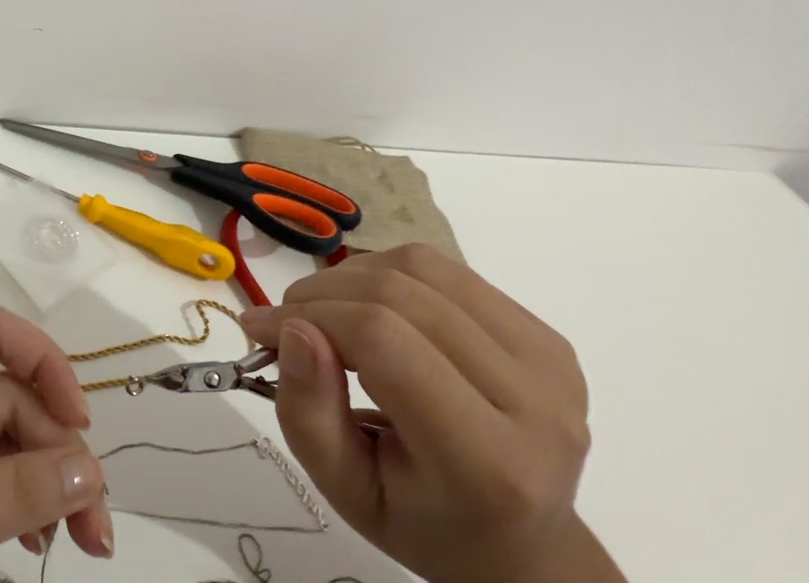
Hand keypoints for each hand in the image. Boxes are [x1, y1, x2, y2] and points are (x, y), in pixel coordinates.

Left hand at [0, 306, 112, 582]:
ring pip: (0, 444)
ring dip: (44, 483)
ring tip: (80, 540)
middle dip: (55, 450)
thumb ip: (14, 490)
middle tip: (95, 521)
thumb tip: (91, 468)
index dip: (42, 361)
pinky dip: (17, 505)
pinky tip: (38, 539)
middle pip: (5, 399)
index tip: (80, 423)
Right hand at [240, 245, 624, 582]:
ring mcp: (548, 360)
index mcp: (488, 460)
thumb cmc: (421, 522)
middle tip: (285, 322)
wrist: (519, 540)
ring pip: (422, 268)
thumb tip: (291, 327)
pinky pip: (446, 271)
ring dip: (351, 277)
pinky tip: (372, 309)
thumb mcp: (345, 490)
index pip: (385, 342)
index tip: (260, 328)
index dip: (312, 317)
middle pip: (401, 296)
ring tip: (326, 314)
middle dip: (321, 294)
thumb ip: (308, 414)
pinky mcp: (546, 333)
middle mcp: (535, 401)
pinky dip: (388, 274)